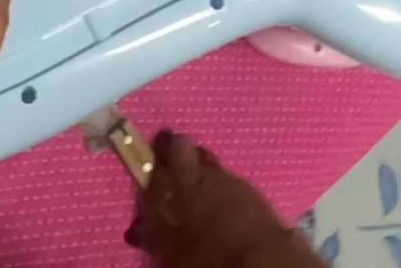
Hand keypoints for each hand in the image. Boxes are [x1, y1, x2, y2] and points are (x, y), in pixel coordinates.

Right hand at [127, 130, 324, 267]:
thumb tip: (136, 227)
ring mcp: (238, 182)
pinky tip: (223, 214)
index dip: (165, 144)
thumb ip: (154, 234)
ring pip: (217, 171)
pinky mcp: (258, 198)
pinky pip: (235, 188)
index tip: (157, 149)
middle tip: (176, 177)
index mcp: (188, 178)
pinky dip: (226, 196)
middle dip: (187, 161)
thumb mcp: (171, 249)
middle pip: (197, 153)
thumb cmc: (209, 254)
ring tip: (199, 200)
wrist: (264, 262)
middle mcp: (213, 172)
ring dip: (208, 180)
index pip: (174, 144)